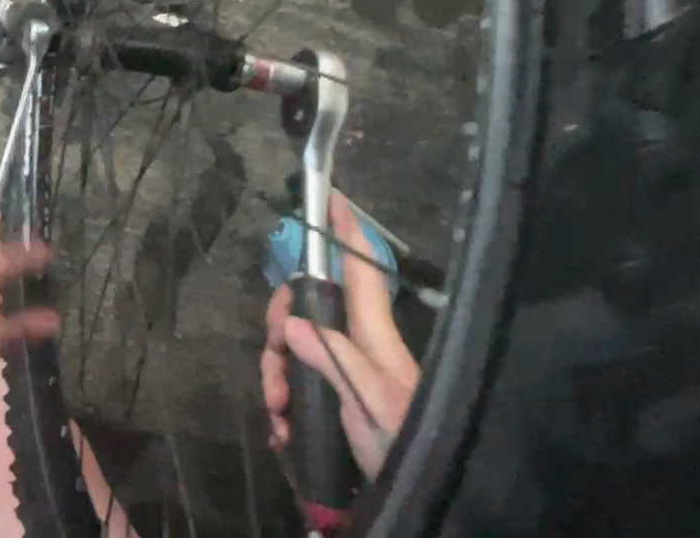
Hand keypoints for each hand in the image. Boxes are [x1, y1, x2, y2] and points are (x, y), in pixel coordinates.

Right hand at [261, 194, 418, 476]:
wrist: (425, 503)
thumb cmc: (405, 445)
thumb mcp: (371, 404)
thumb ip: (332, 360)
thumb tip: (290, 323)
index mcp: (372, 335)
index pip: (361, 269)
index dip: (346, 230)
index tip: (331, 196)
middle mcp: (355, 343)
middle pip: (305, 306)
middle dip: (277, 328)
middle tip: (274, 364)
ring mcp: (342, 371)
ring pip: (292, 346)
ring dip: (274, 375)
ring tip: (278, 414)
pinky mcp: (332, 398)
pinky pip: (294, 381)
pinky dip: (281, 401)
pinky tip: (282, 431)